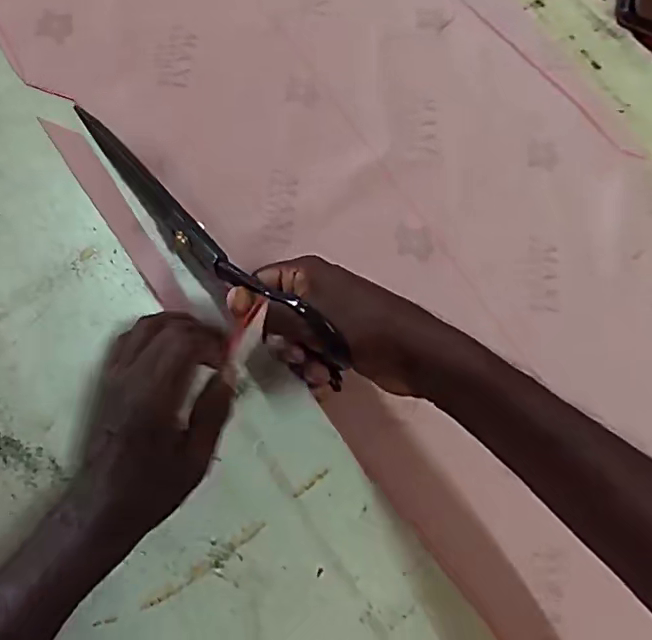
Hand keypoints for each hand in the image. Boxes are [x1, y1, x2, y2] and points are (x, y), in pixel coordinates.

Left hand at [73, 313, 234, 543]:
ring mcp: (114, 371)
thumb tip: (228, 373)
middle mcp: (130, 373)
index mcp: (153, 393)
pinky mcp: (105, 375)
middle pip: (165, 327)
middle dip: (197, 329)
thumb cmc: (152, 488)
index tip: (228, 357)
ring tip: (199, 342)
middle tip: (219, 348)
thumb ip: (213, 411)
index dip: (211, 340)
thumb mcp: (196, 459)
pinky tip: (168, 347)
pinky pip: (128, 337)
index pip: (183, 341)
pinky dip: (152, 331)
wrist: (103, 501)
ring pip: (144, 325)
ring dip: (175, 324)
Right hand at [227, 255, 463, 396]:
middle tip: (292, 355)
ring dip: (296, 358)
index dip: (248, 308)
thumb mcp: (309, 319)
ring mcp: (325, 316)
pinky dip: (312, 366)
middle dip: (277, 340)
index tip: (247, 334)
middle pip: (271, 314)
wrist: (420, 357)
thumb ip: (267, 312)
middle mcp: (311, 290)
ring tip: (314, 370)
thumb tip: (232, 301)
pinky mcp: (336, 340)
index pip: (258, 283)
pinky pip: (308, 351)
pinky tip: (325, 378)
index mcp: (303, 273)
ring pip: (289, 338)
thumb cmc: (364, 328)